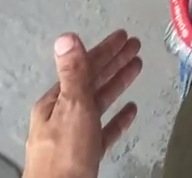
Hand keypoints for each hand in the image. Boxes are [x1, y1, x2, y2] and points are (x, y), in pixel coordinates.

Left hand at [24, 31, 142, 177]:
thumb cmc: (66, 152)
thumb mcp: (72, 106)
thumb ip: (72, 72)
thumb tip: (65, 37)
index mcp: (54, 103)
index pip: (83, 67)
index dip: (104, 50)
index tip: (123, 36)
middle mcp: (61, 117)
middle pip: (91, 82)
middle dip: (113, 62)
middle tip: (135, 45)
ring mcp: (73, 137)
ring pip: (99, 103)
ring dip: (118, 83)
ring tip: (137, 67)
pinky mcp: (85, 156)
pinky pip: (104, 130)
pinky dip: (117, 118)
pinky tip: (130, 110)